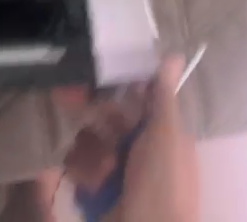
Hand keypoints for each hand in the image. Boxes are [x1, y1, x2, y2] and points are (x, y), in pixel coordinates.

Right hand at [59, 57, 198, 221]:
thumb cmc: (162, 185)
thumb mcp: (166, 136)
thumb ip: (163, 96)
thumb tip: (174, 55)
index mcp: (159, 135)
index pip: (133, 99)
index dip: (115, 85)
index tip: (94, 73)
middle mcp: (136, 150)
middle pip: (105, 116)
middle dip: (95, 117)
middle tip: (71, 104)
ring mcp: (114, 172)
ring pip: (87, 140)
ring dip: (91, 154)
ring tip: (102, 173)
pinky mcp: (94, 191)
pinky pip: (76, 166)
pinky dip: (82, 174)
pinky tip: (92, 186)